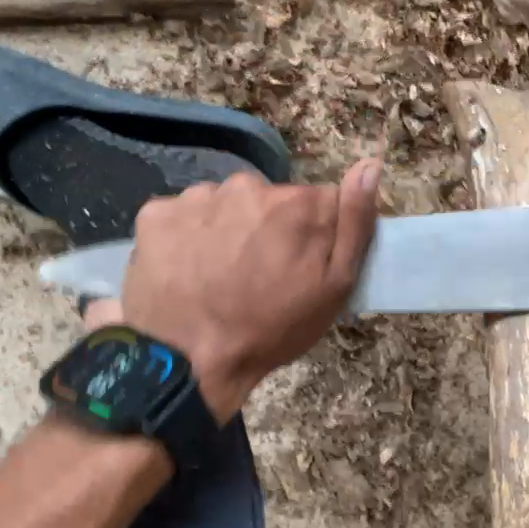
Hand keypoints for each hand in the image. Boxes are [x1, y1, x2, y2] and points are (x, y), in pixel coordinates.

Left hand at [100, 160, 381, 423]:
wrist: (187, 361)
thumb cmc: (273, 327)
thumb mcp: (335, 286)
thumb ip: (356, 223)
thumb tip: (371, 167)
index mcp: (297, 204)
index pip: (321, 202)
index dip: (317, 233)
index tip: (304, 265)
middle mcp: (248, 187)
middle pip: (272, 200)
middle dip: (272, 228)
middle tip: (262, 275)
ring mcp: (198, 198)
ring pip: (227, 205)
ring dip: (231, 229)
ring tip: (222, 274)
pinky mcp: (157, 214)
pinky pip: (185, 214)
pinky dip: (190, 234)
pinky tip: (190, 267)